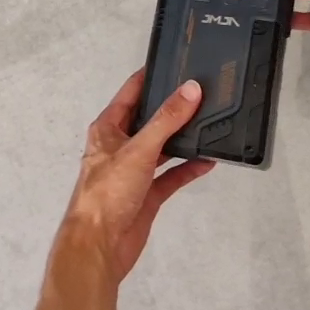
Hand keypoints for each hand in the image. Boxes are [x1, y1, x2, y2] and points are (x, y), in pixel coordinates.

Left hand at [59, 70, 215, 280]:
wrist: (99, 247)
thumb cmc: (108, 192)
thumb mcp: (139, 149)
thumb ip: (166, 119)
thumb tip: (190, 90)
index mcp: (108, 128)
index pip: (132, 91)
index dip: (153, 76)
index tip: (177, 62)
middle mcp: (121, 145)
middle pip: (150, 118)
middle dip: (173, 107)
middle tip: (203, 91)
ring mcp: (135, 171)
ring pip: (163, 147)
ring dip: (183, 137)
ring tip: (210, 122)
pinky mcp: (147, 194)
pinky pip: (171, 175)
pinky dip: (188, 168)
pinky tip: (208, 161)